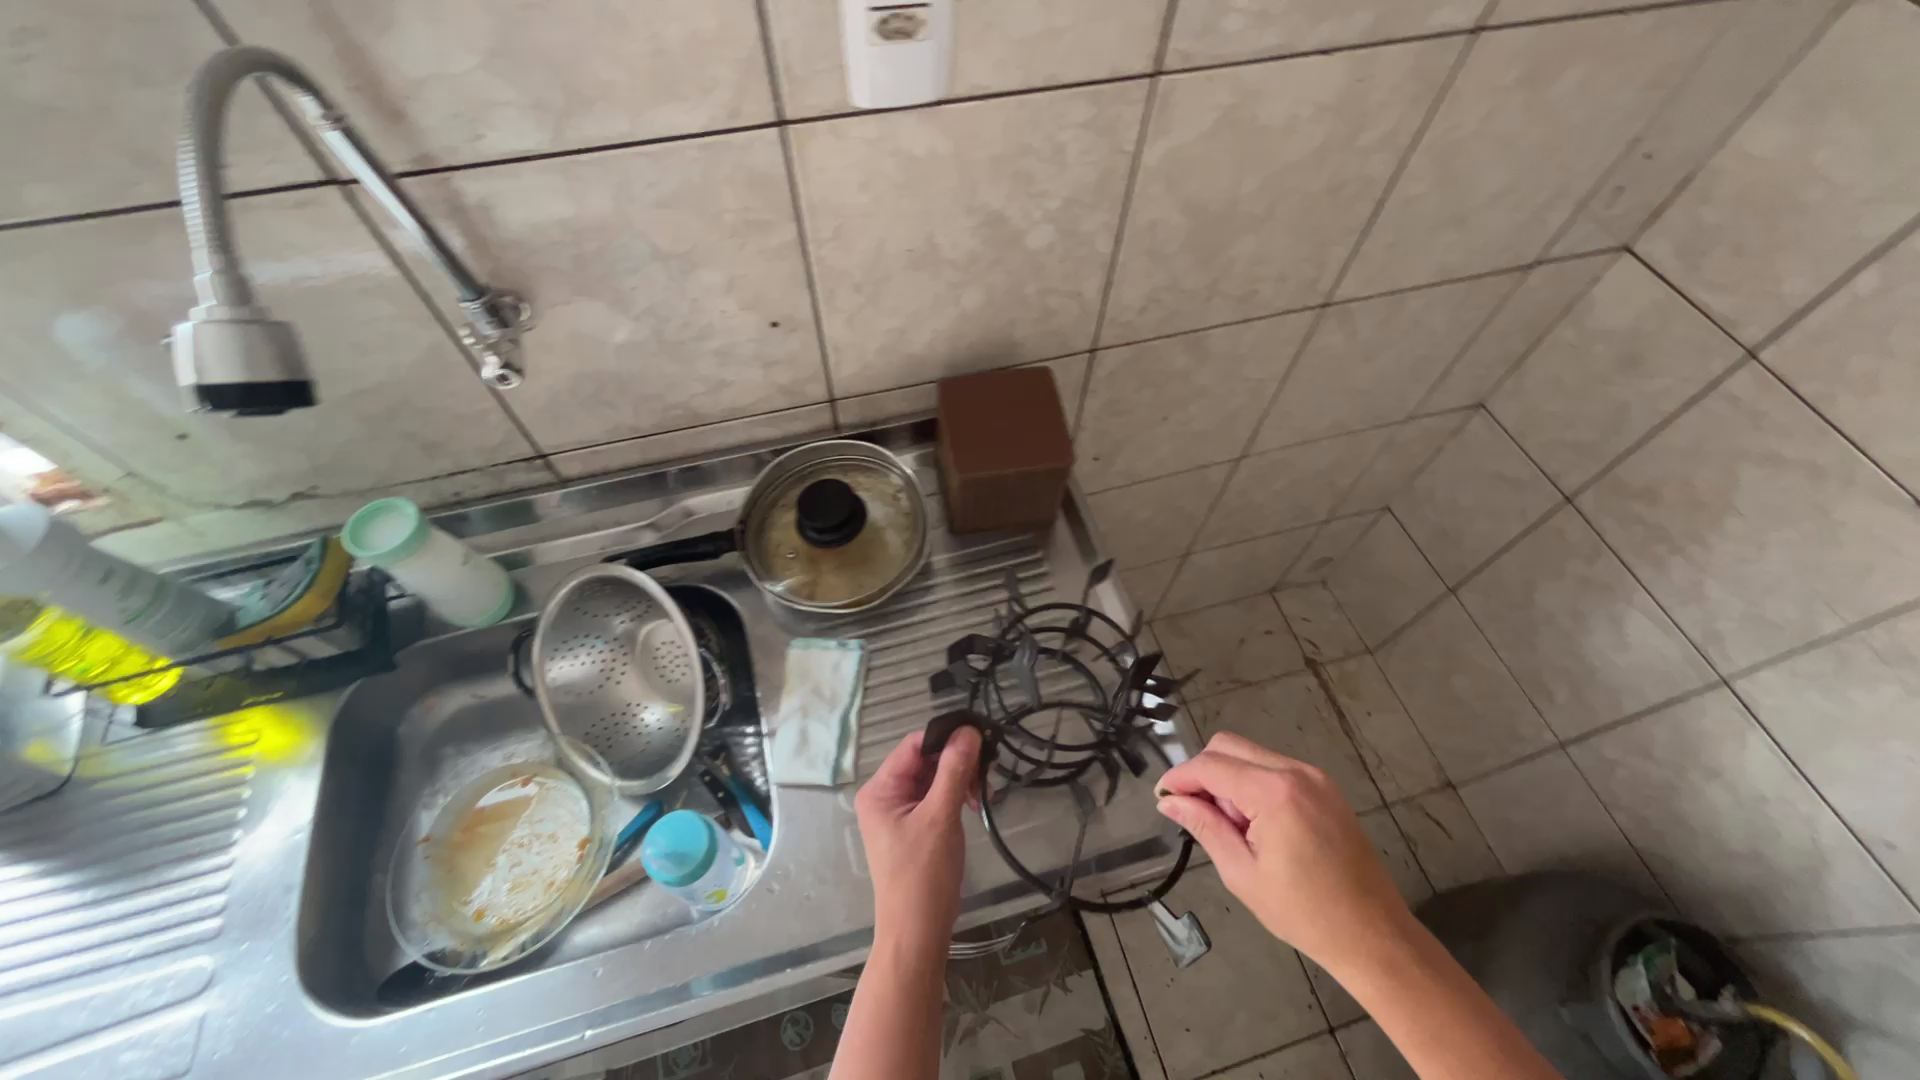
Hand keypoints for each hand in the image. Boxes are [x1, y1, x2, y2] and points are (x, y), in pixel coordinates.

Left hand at [855, 727, 982, 949]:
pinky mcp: (914, 827)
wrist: (917, 932)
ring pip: (934, 779)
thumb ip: (954, 771)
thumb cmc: (923, 875)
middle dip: (958, 764)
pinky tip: (976, 806)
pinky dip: (957, 797)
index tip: (982, 742)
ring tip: (984, 797)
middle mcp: (885, 795)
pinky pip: (936, 798)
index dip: (947, 739)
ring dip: (961, 781)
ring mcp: (899, 812)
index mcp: (880, 789)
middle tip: (988, 777)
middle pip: (925, 761)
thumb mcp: (940, 817)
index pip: (914, 745)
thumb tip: (968, 731)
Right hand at [1155, 732, 1415, 975]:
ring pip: (1249, 753)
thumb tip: (1169, 801)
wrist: (1373, 934)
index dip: (1179, 778)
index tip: (1161, 799)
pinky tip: (1252, 821)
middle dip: (1201, 772)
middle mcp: (1295, 771)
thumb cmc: (1303, 912)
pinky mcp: (1324, 787)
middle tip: (1192, 811)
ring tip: (1225, 823)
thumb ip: (1205, 826)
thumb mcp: (1241, 873)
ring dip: (1226, 777)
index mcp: (1274, 792)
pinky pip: (1272, 766)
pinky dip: (1250, 781)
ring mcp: (1314, 776)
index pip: (1210, 765)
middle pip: (1227, 746)